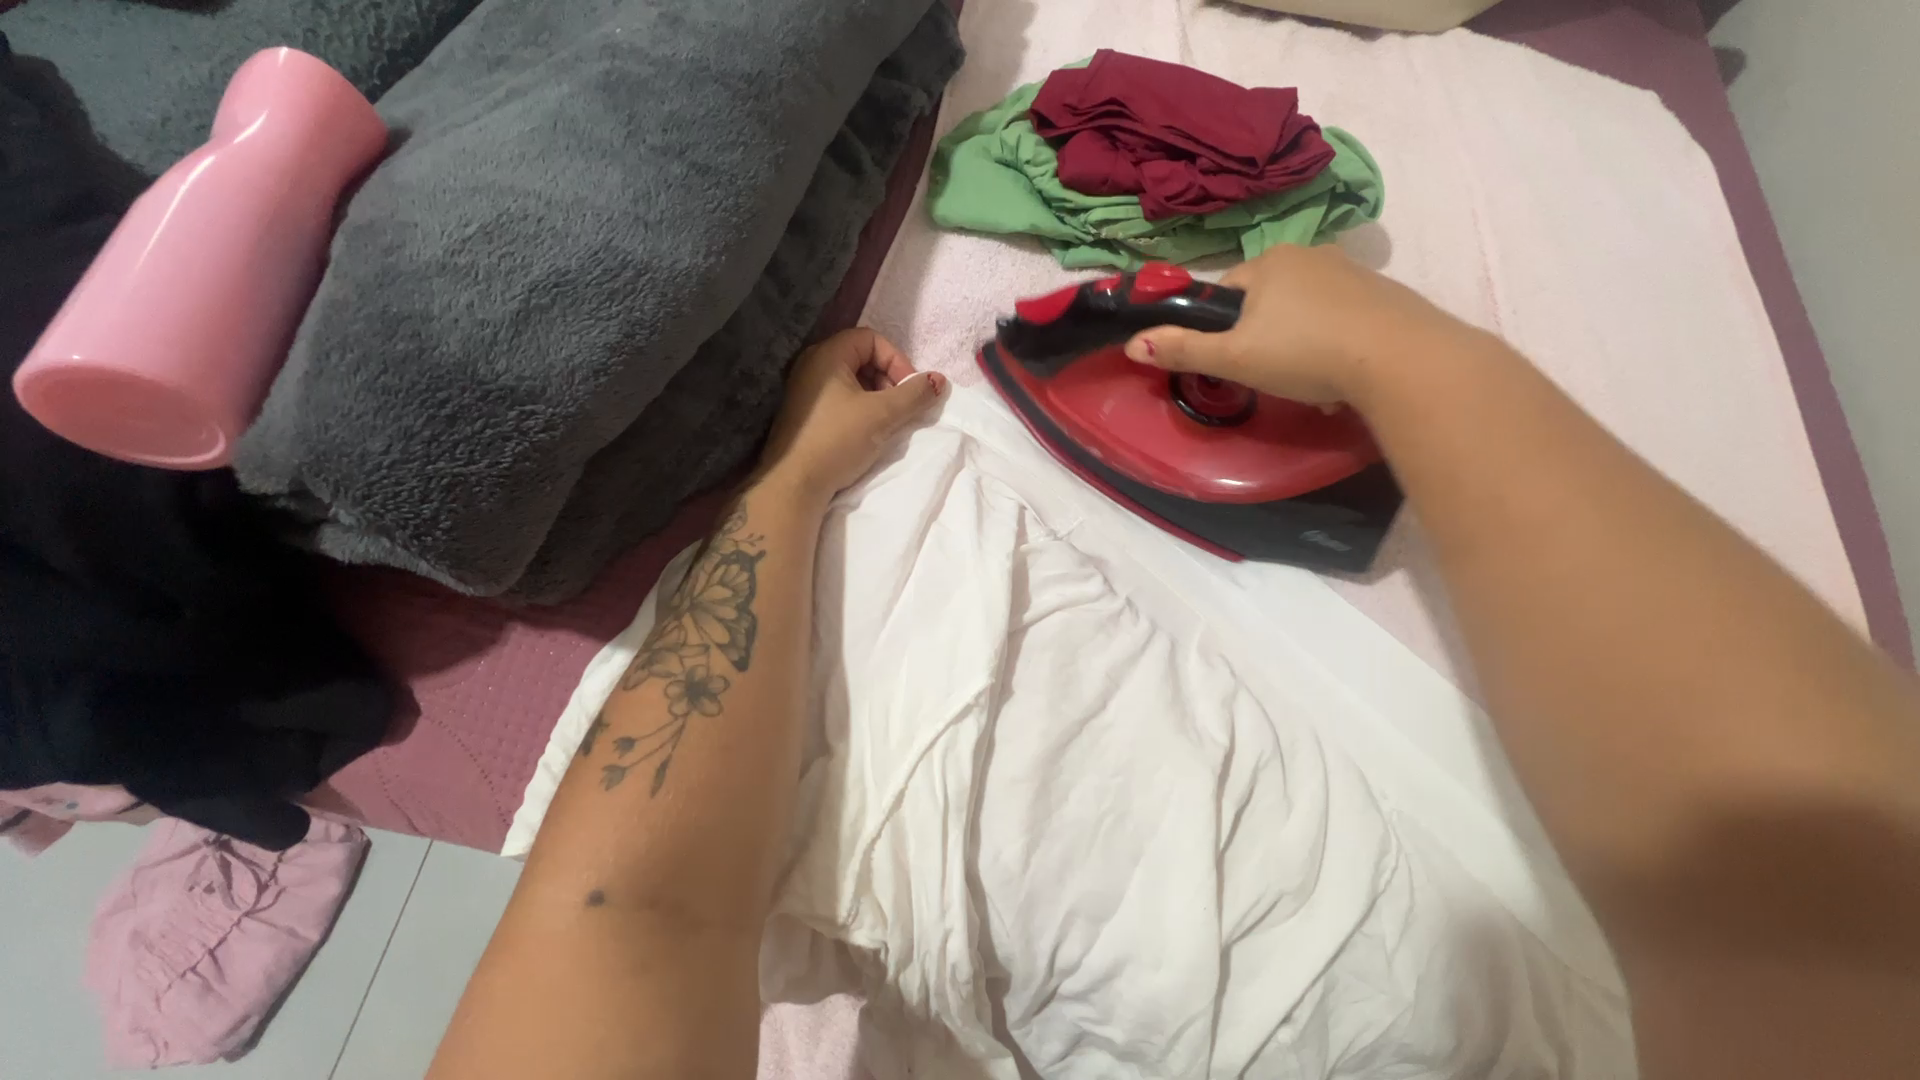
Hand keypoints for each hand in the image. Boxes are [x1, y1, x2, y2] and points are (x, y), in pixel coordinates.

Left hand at [753, 328, 944, 504]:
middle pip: (861, 357)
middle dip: (888, 379)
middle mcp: (811, 364)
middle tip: (900, 407)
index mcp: (827, 354)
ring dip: (876, 396)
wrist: (794, 484)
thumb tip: (940, 380)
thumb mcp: (882, 415)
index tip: (909, 389)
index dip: (896, 359)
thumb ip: (914, 395)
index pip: (871, 338)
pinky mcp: (804, 413)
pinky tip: (866, 432)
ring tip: (886, 422)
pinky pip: (838, 398)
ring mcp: (804, 389)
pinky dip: (859, 408)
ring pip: (851, 380)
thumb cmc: (837, 440)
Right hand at [1122, 244, 1474, 407]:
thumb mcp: (1234, 357)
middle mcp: (1311, 254)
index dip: (1223, 327)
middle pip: (1268, 302)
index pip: (1229, 290)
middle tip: (1270, 375)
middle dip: (1264, 338)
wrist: (1398, 359)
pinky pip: (1340, 321)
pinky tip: (1340, 378)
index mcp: (1270, 261)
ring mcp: (1352, 272)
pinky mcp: (1383, 295)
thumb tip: (1133, 344)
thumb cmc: (1304, 352)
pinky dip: (1334, 347)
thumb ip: (1184, 350)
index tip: (1233, 358)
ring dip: (1300, 346)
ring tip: (1309, 384)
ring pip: (1305, 314)